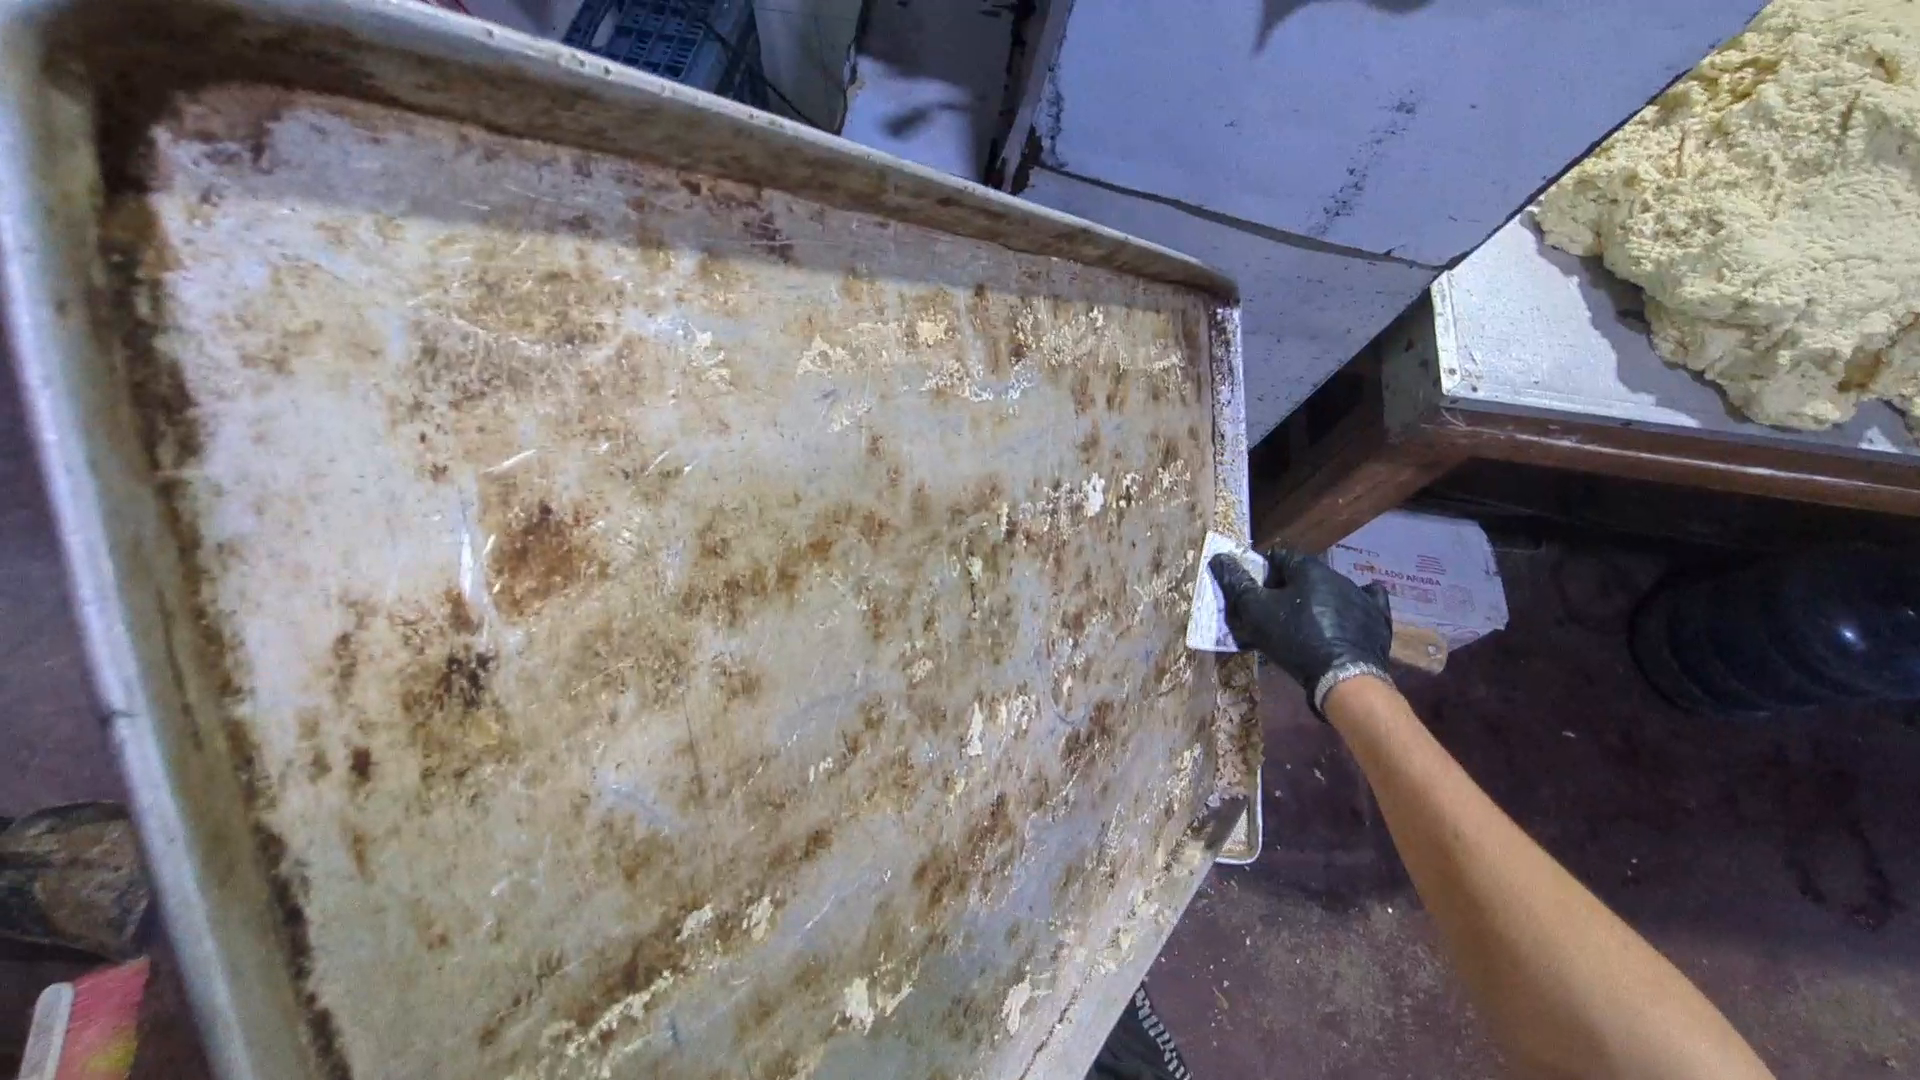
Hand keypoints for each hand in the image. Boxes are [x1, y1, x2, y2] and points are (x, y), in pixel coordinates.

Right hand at [1209, 549, 1393, 715]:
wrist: (1344, 675)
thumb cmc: (1295, 639)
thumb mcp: (1256, 612)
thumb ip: (1237, 584)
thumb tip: (1220, 558)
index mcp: (1308, 568)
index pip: (1278, 557)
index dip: (1262, 574)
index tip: (1255, 596)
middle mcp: (1337, 575)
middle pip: (1304, 575)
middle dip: (1288, 590)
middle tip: (1275, 615)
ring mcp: (1361, 596)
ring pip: (1331, 590)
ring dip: (1316, 601)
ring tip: (1304, 627)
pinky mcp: (1377, 617)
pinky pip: (1365, 603)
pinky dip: (1351, 607)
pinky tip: (1346, 616)